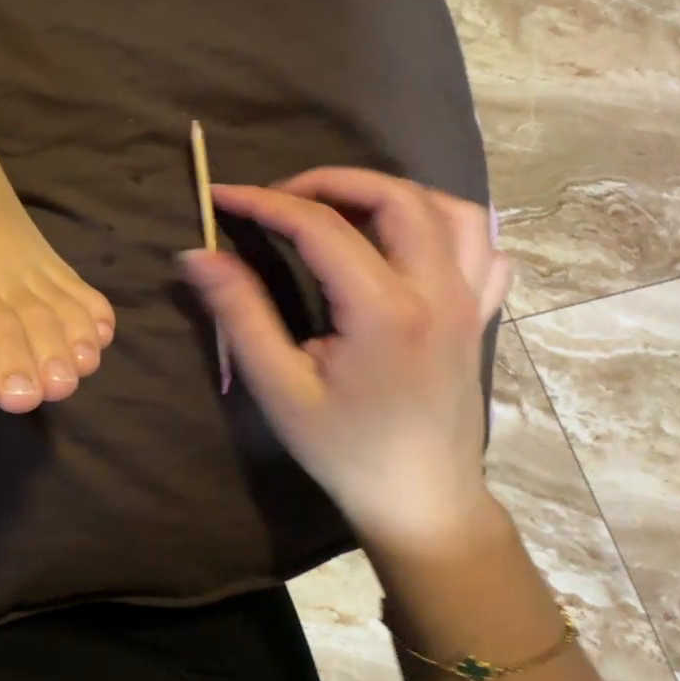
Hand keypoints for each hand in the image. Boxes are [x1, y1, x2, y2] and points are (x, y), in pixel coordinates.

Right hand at [180, 168, 510, 549]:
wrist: (420, 498)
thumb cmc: (341, 445)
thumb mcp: (276, 383)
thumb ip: (238, 311)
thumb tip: (196, 254)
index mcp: (385, 311)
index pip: (321, 227)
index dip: (264, 202)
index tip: (219, 196)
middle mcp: (439, 293)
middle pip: (397, 198)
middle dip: (329, 181)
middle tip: (276, 197)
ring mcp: (470, 302)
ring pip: (452, 211)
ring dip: (390, 193)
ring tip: (337, 207)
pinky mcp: (480, 314)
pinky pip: (483, 245)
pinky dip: (443, 222)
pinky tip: (402, 237)